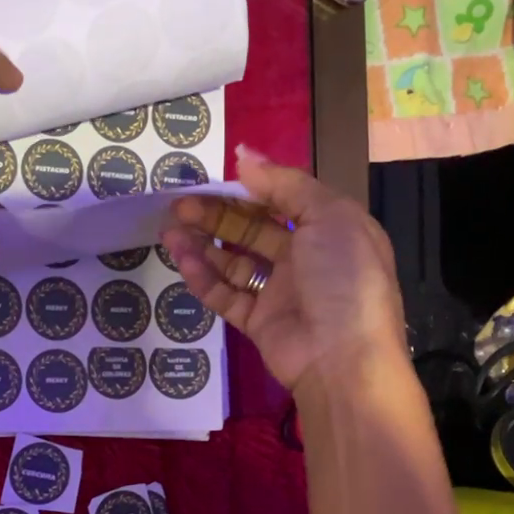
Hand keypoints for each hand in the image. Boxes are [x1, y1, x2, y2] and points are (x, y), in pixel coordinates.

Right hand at [159, 147, 404, 391]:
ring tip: (169, 231)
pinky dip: (204, 278)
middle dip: (216, 215)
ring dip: (203, 244)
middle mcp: (306, 257)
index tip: (214, 179)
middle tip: (179, 205)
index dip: (248, 188)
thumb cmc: (343, 278)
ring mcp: (281, 292)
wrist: (344, 359)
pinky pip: (226, 294)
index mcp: (331, 228)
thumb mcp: (328, 215)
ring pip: (234, 261)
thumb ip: (284, 183)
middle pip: (253, 229)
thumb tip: (243, 154)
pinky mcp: (259, 322)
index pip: (283, 199)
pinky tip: (183, 261)